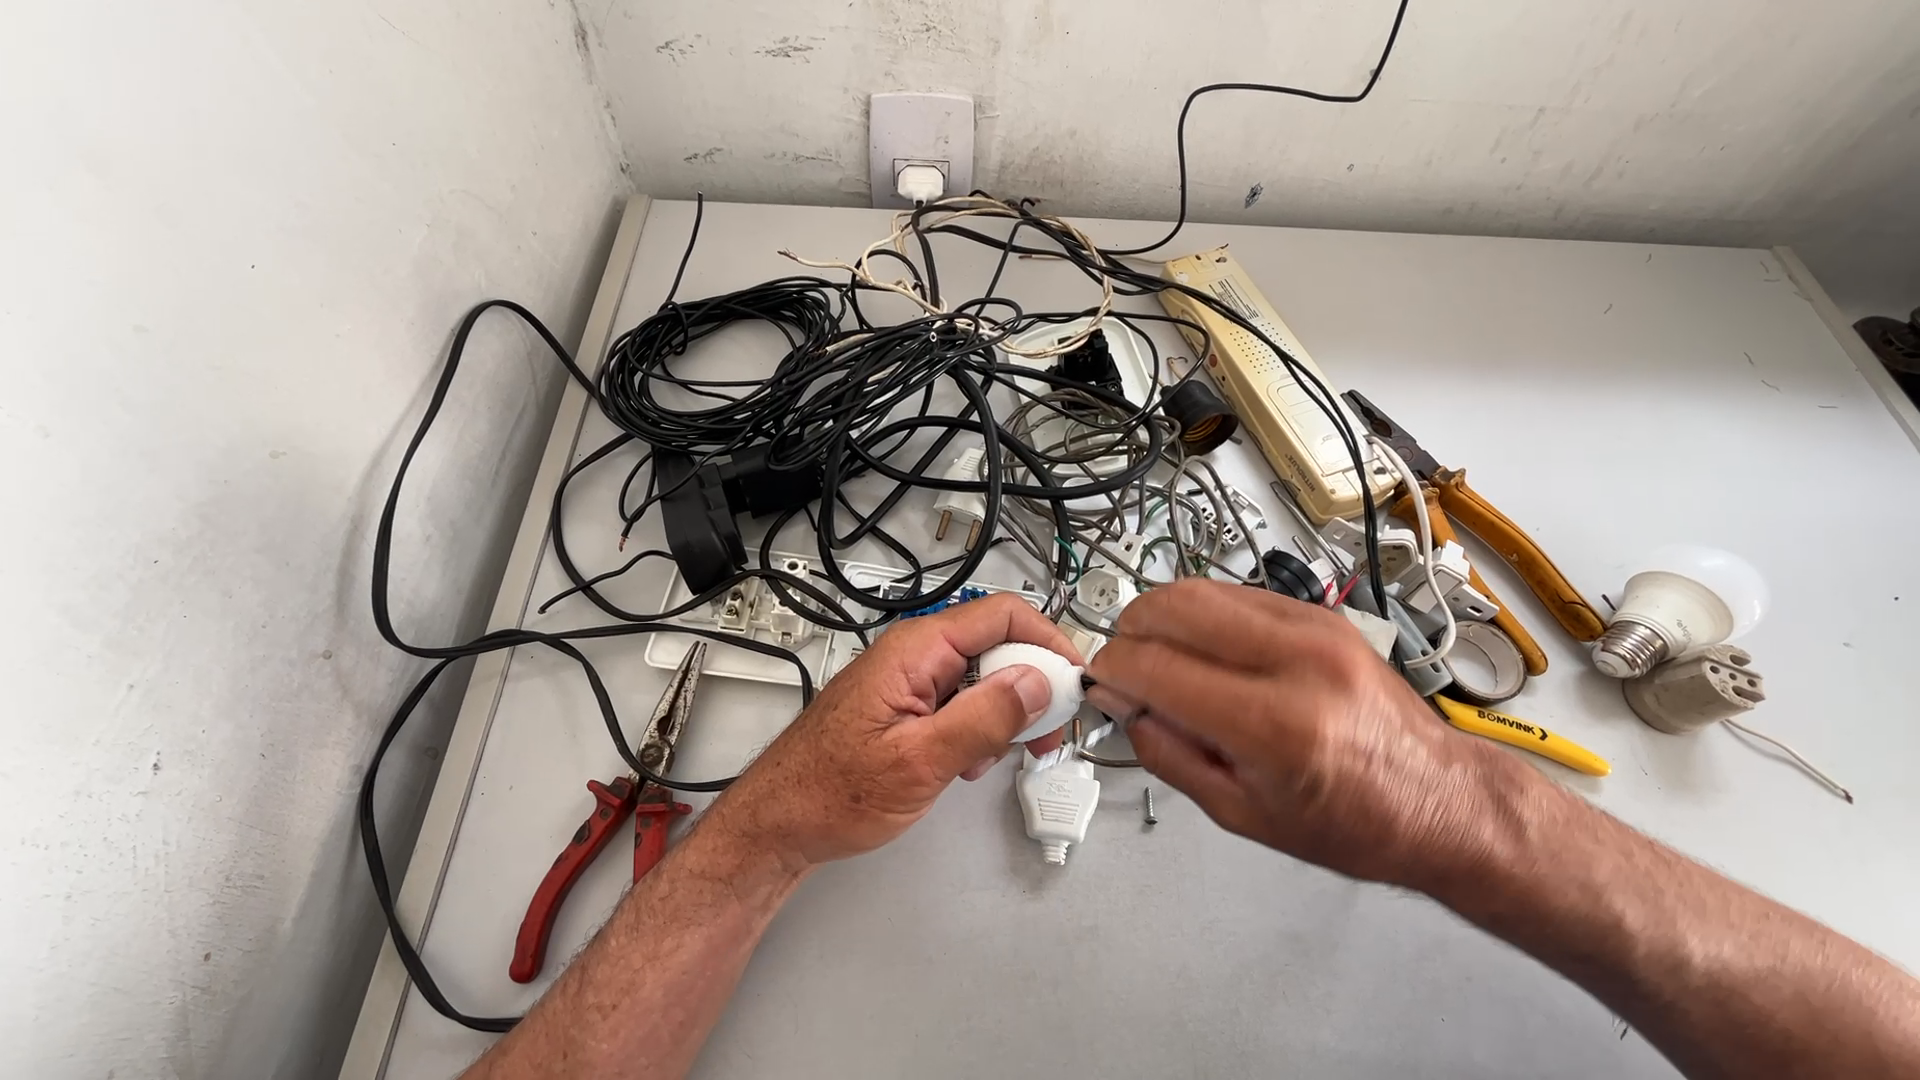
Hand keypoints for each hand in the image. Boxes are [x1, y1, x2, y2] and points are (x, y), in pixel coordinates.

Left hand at [702, 592, 1082, 868]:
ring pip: (983, 676)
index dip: (1047, 641)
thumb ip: (983, 718)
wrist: (783, 822)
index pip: (1002, 615)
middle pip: (997, 645)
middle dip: (1030, 686)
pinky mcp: (910, 704)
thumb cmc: (830, 792)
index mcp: (916, 650)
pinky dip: (979, 727)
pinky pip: (962, 700)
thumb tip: (1036, 683)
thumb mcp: (919, 761)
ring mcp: (912, 680)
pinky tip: (967, 760)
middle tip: (1044, 732)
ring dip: (1004, 713)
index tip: (1073, 680)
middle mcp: (915, 655)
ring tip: (992, 756)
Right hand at [1084, 579, 1525, 889]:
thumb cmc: (1351, 822)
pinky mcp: (1319, 614)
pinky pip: (1233, 593)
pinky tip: (1202, 650)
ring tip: (1158, 658)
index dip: (1111, 674)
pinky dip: (1199, 615)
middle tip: (1124, 667)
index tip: (1101, 687)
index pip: (1157, 668)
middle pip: (1172, 607)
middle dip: (1127, 632)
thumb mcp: (1240, 813)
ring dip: (1160, 618)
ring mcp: (1313, 627)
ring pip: (1198, 588)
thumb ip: (1167, 753)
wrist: (1441, 798)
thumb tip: (1122, 703)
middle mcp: (1297, 661)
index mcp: (1276, 725)